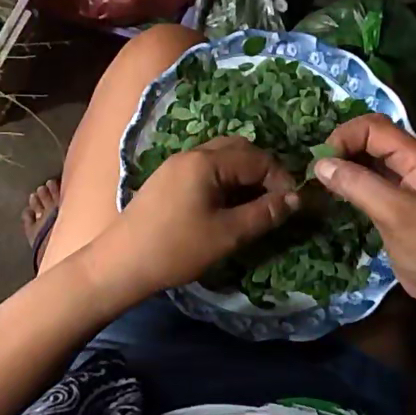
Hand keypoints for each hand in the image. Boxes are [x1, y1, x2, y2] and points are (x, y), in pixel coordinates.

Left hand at [81, 137, 300, 301]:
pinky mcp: (168, 179)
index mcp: (207, 162)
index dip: (281, 179)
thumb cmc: (176, 248)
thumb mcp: (228, 234)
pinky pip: (206, 168)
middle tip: (275, 200)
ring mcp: (177, 165)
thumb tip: (295, 200)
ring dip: (244, 174)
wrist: (120, 265)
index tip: (291, 205)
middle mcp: (192, 154)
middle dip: (264, 171)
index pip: (258, 158)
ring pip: (222, 157)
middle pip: (240, 149)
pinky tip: (228, 204)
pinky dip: (226, 179)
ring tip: (255, 203)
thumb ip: (264, 214)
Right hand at [314, 115, 415, 313]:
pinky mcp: (400, 208)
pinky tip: (335, 195)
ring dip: (346, 167)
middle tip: (315, 171)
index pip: (375, 128)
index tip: (321, 162)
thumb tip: (320, 164)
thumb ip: (358, 185)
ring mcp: (408, 187)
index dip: (345, 136)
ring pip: (371, 163)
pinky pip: (373, 185)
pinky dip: (353, 185)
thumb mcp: (395, 214)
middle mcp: (414, 166)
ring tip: (318, 182)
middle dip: (343, 148)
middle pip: (373, 140)